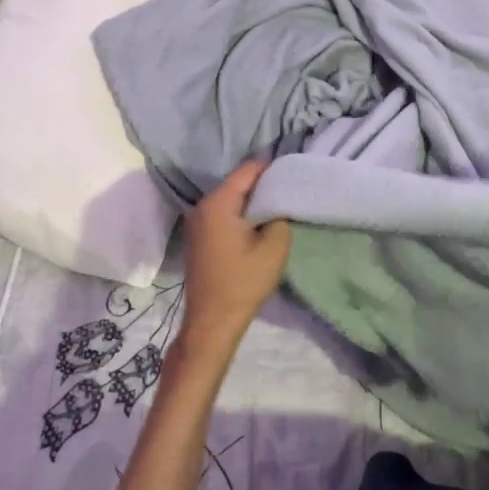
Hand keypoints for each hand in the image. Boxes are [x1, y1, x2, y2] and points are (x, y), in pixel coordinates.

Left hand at [180, 161, 291, 350]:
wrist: (213, 321)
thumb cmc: (244, 282)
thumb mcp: (275, 246)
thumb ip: (279, 216)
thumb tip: (276, 205)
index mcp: (218, 203)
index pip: (247, 170)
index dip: (271, 168)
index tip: (292, 173)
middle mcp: (201, 207)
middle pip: (236, 183)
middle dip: (262, 185)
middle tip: (288, 190)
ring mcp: (196, 223)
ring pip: (229, 199)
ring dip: (251, 202)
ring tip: (276, 207)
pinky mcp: (198, 238)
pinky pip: (222, 214)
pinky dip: (240, 215)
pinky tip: (256, 226)